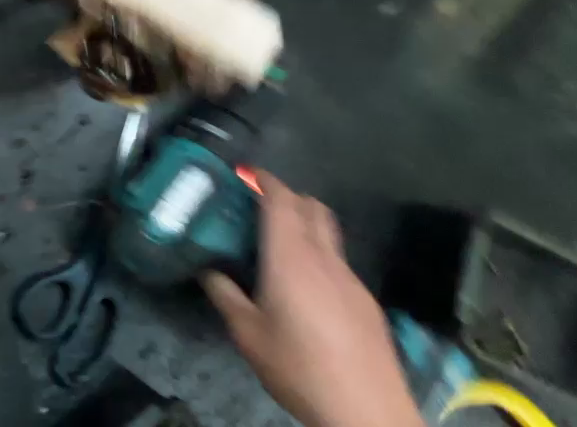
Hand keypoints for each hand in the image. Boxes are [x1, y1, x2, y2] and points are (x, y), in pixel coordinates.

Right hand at [201, 175, 425, 426]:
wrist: (368, 415)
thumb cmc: (299, 367)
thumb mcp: (247, 333)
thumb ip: (224, 294)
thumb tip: (207, 269)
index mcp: (291, 258)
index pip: (282, 201)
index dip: (265, 180)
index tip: (247, 173)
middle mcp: (324, 260)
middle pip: (313, 208)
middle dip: (288, 196)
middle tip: (259, 204)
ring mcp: (351, 281)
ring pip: (329, 235)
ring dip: (305, 225)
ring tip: (277, 244)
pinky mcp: (366, 303)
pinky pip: (338, 263)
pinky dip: (319, 256)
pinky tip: (305, 287)